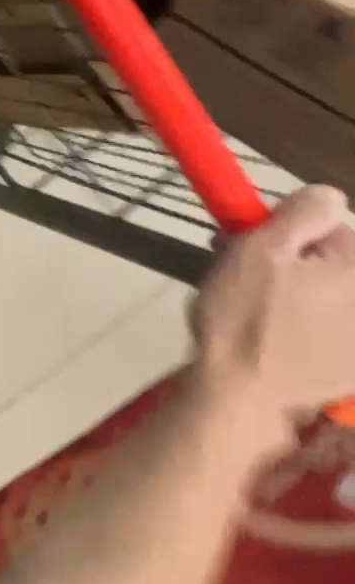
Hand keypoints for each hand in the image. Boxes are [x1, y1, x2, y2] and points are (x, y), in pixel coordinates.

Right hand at [191, 185, 354, 454]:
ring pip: (336, 294)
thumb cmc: (242, 316)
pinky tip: (287, 338)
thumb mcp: (254, 256)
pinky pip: (340, 329)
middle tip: (250, 279)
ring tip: (262, 311)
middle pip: (338, 263)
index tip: (249, 245)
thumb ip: (298, 218)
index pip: (333, 227)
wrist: (247, 388)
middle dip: (297, 263)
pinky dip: (316, 327)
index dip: (288, 232)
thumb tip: (327, 194)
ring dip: (304, 293)